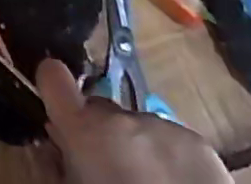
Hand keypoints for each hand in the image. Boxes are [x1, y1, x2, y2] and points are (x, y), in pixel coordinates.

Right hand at [38, 58, 233, 183]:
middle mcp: (123, 117)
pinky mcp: (199, 145)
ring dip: (133, 150)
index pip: (53, 76)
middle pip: (98, 111)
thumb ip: (56, 170)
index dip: (50, 88)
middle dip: (97, 137)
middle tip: (105, 177)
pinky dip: (166, 161)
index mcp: (86, 133)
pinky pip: (170, 143)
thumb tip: (51, 150)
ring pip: (135, 129)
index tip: (54, 111)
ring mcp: (164, 127)